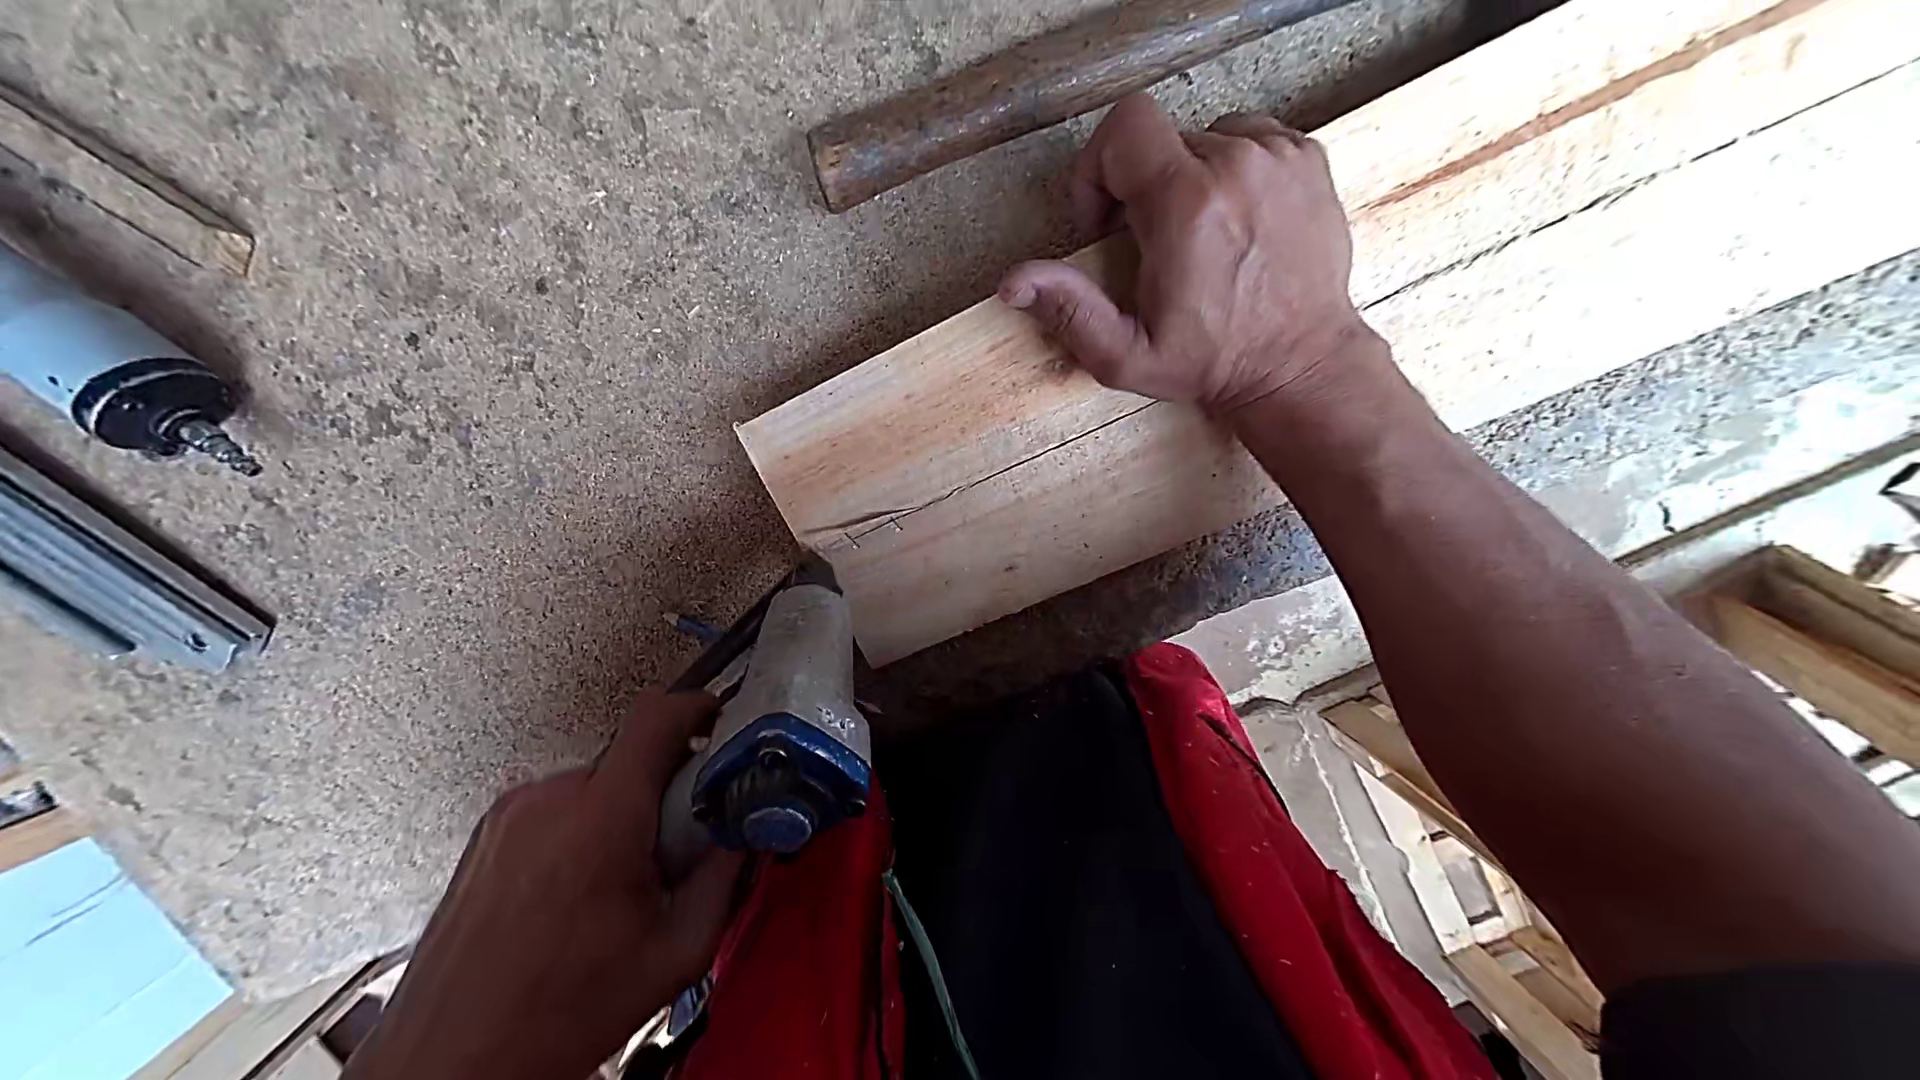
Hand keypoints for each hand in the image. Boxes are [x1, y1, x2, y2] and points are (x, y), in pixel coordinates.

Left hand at [344, 692, 745, 1079]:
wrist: (448, 1068)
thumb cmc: (546, 1021)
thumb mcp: (677, 951)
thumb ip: (725, 876)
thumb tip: (743, 835)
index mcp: (601, 820)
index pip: (659, 716)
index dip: (699, 706)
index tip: (717, 718)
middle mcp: (550, 803)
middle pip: (635, 753)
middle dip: (669, 784)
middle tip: (676, 838)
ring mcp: (512, 815)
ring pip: (600, 779)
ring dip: (626, 808)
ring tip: (622, 876)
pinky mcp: (490, 833)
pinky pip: (562, 801)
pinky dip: (587, 824)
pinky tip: (583, 886)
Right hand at [998, 94, 1374, 414]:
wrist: (1296, 365)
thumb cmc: (1212, 364)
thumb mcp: (1125, 355)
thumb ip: (1069, 311)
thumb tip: (1015, 282)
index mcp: (1186, 208)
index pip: (1124, 128)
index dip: (1098, 168)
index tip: (1105, 219)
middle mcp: (1237, 167)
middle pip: (1161, 141)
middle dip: (1140, 188)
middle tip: (1148, 245)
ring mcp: (1279, 158)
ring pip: (1204, 139)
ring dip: (1185, 181)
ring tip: (1192, 236)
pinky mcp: (1306, 161)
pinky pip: (1249, 140)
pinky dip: (1229, 174)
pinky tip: (1230, 224)